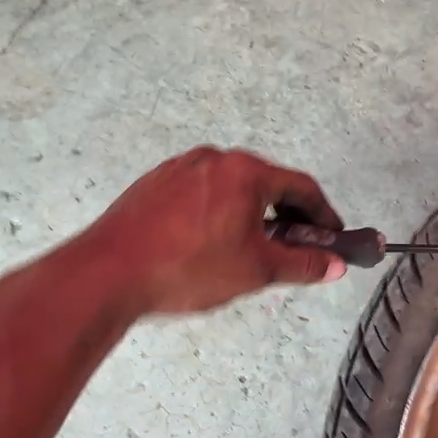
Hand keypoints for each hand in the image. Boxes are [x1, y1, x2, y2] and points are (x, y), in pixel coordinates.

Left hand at [74, 147, 346, 314]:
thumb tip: (334, 266)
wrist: (103, 277)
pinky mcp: (152, 184)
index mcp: (246, 172)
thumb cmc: (187, 268)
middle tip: (296, 243)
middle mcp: (215, 160)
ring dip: (252, 212)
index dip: (323, 214)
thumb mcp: (258, 270)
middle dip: (287, 213)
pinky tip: (211, 241)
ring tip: (252, 245)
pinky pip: (201, 192)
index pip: (302, 187)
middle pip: (267, 183)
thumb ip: (304, 264)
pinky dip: (218, 211)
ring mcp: (179, 169)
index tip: (332, 235)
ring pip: (232, 187)